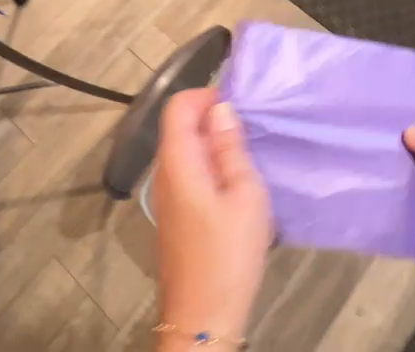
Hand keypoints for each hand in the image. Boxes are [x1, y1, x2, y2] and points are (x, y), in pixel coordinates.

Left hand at [151, 89, 272, 345]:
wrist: (203, 319)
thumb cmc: (229, 253)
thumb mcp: (244, 194)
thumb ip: (230, 148)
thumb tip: (221, 108)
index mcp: (178, 161)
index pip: (178, 105)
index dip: (207, 95)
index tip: (239, 108)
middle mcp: (164, 173)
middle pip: (180, 126)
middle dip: (213, 119)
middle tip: (250, 135)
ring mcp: (166, 196)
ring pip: (185, 150)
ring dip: (213, 145)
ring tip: (247, 160)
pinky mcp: (174, 215)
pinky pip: (188, 172)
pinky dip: (209, 166)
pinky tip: (235, 187)